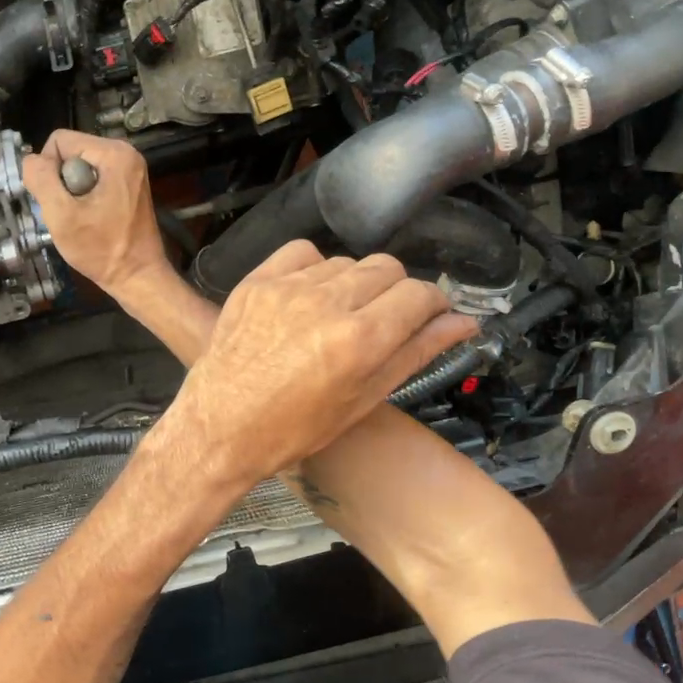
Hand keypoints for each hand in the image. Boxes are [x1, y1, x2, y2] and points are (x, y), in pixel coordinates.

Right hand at [22, 130, 167, 293]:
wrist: (138, 277)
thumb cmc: (101, 250)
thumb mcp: (61, 215)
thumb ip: (41, 180)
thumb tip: (31, 160)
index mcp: (114, 153)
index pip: (59, 141)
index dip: (49, 170)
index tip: (59, 202)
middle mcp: (126, 153)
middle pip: (71, 153)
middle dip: (62, 183)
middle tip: (71, 214)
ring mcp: (130, 169)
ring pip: (79, 169)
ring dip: (71, 194)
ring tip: (81, 219)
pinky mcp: (129, 185)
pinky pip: (93, 180)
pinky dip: (85, 198)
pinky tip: (91, 220)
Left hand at [163, 240, 478, 487]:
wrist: (219, 429)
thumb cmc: (291, 429)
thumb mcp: (362, 401)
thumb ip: (415, 354)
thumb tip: (462, 323)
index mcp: (358, 340)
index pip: (419, 294)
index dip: (431, 306)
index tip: (425, 317)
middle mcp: (324, 305)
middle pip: (387, 268)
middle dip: (395, 292)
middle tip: (381, 322)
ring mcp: (286, 289)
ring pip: (345, 262)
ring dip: (352, 283)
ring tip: (336, 317)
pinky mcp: (255, 283)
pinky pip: (301, 252)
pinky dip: (313, 268)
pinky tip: (308, 297)